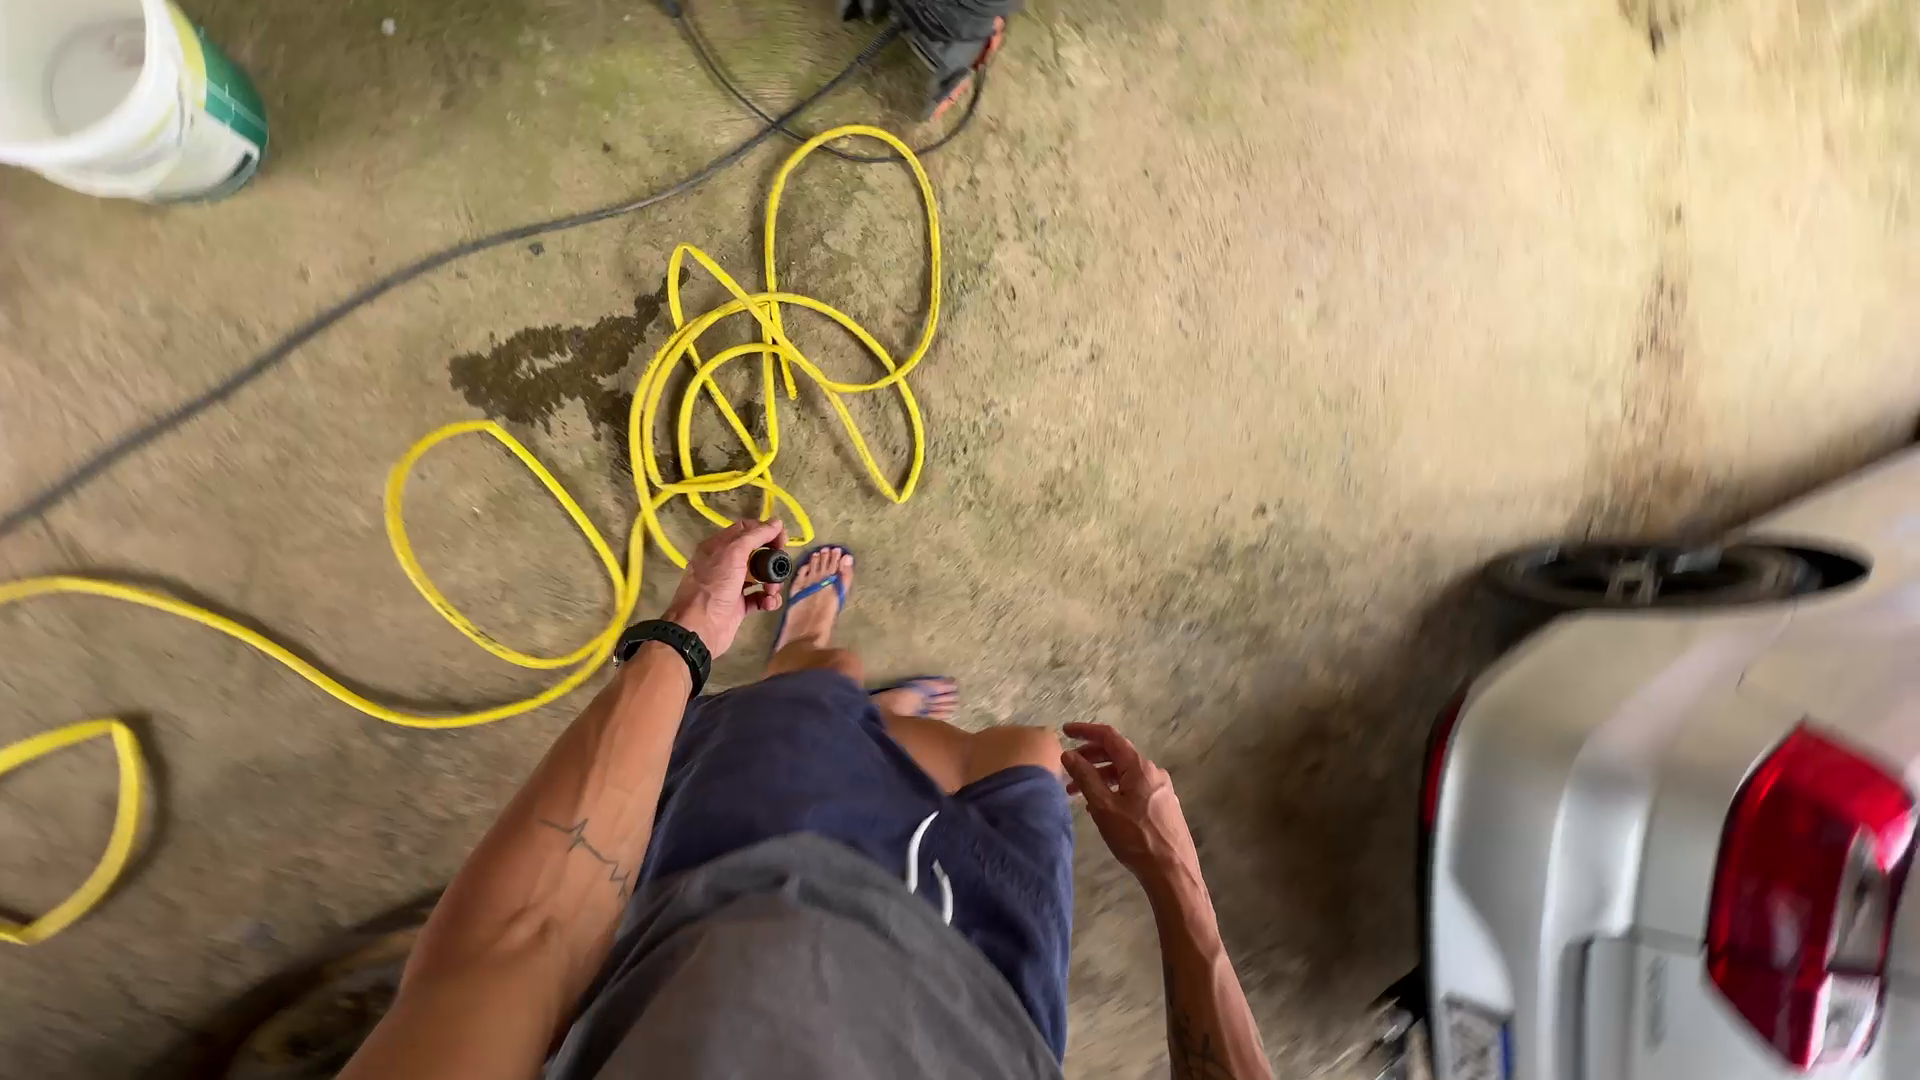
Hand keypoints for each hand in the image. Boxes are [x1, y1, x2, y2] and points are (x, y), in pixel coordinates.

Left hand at [661, 519, 785, 657]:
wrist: (699, 628)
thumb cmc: (714, 587)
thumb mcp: (733, 554)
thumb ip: (755, 536)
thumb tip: (776, 522)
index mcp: (718, 546)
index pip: (746, 529)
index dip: (765, 531)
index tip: (780, 540)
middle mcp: (725, 563)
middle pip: (757, 553)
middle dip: (772, 560)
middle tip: (779, 568)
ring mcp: (732, 585)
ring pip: (761, 576)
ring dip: (772, 582)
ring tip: (772, 591)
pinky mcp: (739, 605)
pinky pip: (759, 597)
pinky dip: (768, 599)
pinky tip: (769, 603)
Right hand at [1061, 723, 1202, 889]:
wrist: (1173, 874)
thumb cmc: (1135, 838)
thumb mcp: (1104, 807)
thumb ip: (1085, 777)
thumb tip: (1068, 754)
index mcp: (1139, 767)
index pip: (1109, 736)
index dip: (1085, 731)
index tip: (1065, 732)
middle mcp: (1153, 772)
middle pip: (1117, 754)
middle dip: (1090, 758)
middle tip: (1068, 768)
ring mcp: (1161, 789)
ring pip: (1125, 773)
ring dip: (1100, 777)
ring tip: (1078, 795)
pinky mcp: (1163, 806)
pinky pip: (1134, 788)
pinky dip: (1114, 789)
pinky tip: (1102, 808)